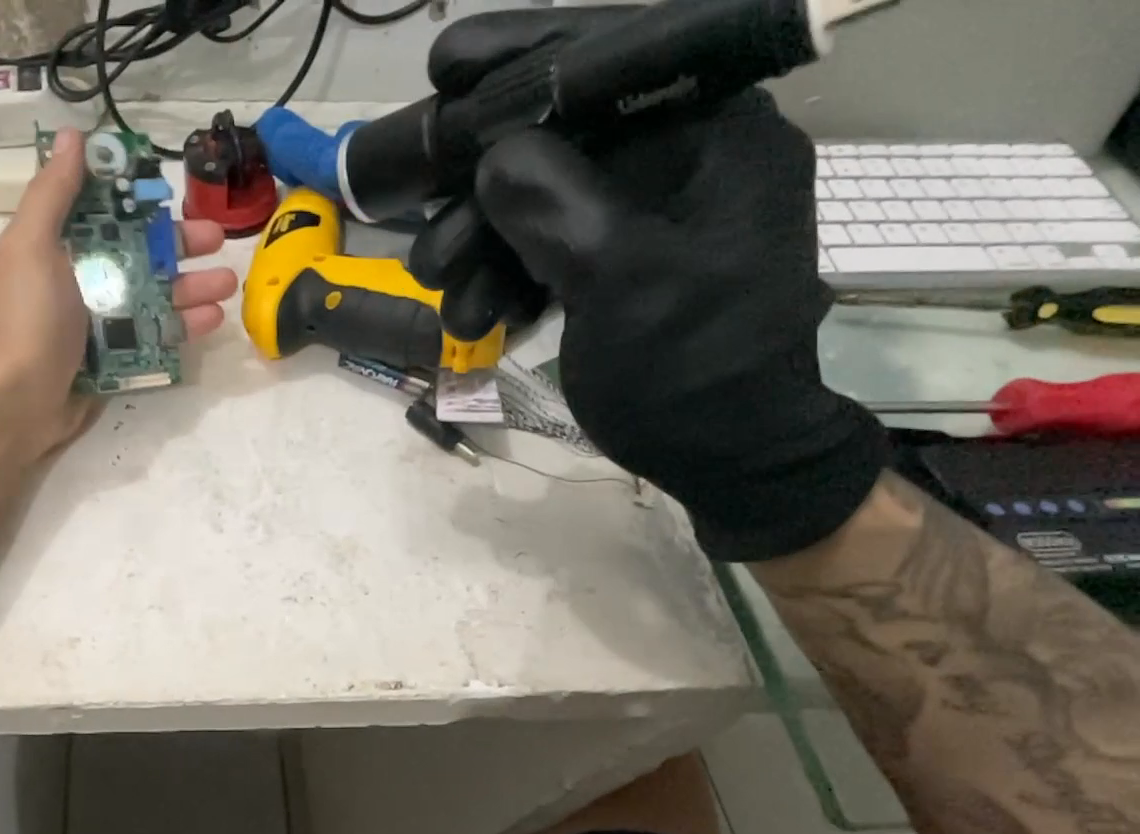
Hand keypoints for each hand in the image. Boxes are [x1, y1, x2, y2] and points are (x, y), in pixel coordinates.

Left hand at [0, 128, 237, 462]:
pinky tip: (212, 319)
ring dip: (191, 286)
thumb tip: (70, 137)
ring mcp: (98, 322)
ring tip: (227, 283)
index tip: (168, 192)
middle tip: (217, 239)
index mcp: (53, 247)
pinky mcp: (115, 357)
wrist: (20, 403)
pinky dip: (183, 326)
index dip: (135, 198)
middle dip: (177, 244)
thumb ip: (52, 194)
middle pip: (136, 252)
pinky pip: (155, 335)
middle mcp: (77, 280)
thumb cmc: (26, 319)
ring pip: (152, 294)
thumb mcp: (32, 246)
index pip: (100, 211)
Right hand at [440, 91, 889, 561]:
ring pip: (538, 198)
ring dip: (479, 246)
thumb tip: (494, 155)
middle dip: (480, 191)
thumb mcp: (626, 284)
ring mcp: (642, 213)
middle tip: (430, 242)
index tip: (445, 65)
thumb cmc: (692, 371)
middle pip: (558, 135)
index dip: (526, 53)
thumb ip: (558, 206)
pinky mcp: (615, 259)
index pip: (615, 61)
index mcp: (712, 136)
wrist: (723, 458)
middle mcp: (678, 159)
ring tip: (448, 299)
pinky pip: (544, 244)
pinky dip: (503, 276)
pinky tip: (477, 316)